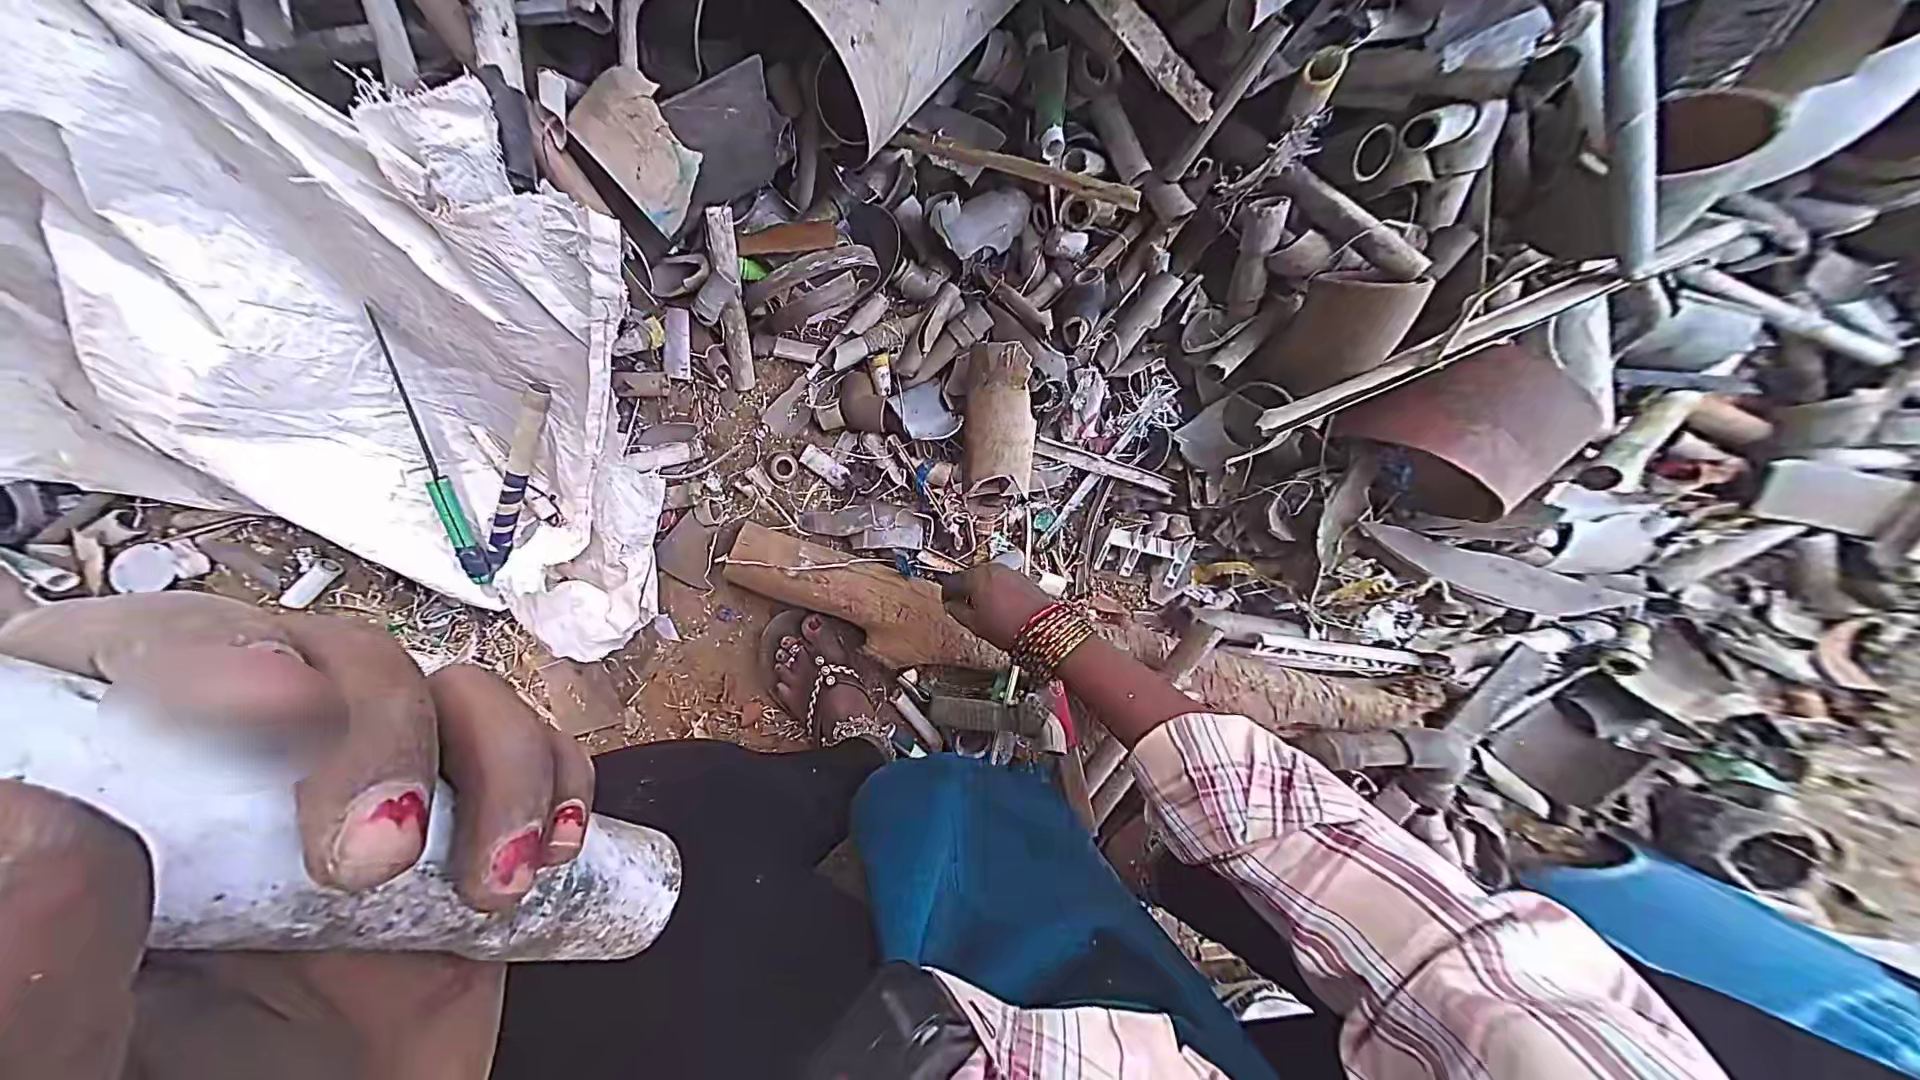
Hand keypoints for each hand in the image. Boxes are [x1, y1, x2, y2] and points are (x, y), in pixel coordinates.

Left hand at [0, 593, 594, 1078]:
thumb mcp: (70, 1068)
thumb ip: (33, 968)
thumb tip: (32, 816)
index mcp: (136, 796)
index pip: (143, 654)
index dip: (205, 648)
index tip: (263, 706)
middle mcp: (269, 769)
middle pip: (347, 661)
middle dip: (388, 736)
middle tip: (380, 855)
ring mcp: (393, 787)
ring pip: (467, 694)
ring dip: (507, 764)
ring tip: (496, 878)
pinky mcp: (481, 814)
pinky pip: (543, 749)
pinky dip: (564, 781)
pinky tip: (554, 849)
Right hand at [940, 563, 1055, 651]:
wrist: (1043, 628)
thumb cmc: (1010, 627)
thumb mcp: (974, 624)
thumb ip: (957, 611)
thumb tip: (951, 605)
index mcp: (975, 577)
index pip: (952, 581)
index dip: (946, 594)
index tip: (947, 602)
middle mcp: (992, 568)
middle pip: (970, 576)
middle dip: (965, 590)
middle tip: (963, 606)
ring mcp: (1009, 571)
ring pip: (987, 577)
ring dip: (982, 589)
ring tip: (983, 609)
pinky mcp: (1022, 577)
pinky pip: (1002, 581)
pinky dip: (997, 590)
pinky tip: (999, 606)